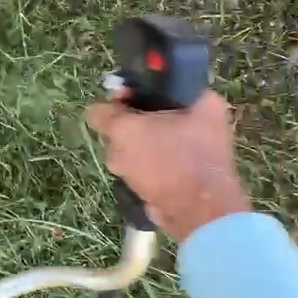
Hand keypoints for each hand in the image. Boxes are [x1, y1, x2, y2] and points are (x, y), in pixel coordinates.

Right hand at [85, 90, 251, 243]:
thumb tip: (96, 111)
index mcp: (198, 100)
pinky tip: (134, 177)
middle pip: (144, 114)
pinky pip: (151, 159)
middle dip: (124, 130)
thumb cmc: (167, 161)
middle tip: (119, 140)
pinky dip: (139, 168)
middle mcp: (200, 120)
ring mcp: (193, 147)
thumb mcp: (126, 130)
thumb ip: (105, 113)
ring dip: (126, 152)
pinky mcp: (184, 169)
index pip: (155, 83)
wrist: (197, 213)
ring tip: (126, 165)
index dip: (129, 92)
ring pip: (143, 139)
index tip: (114, 104)